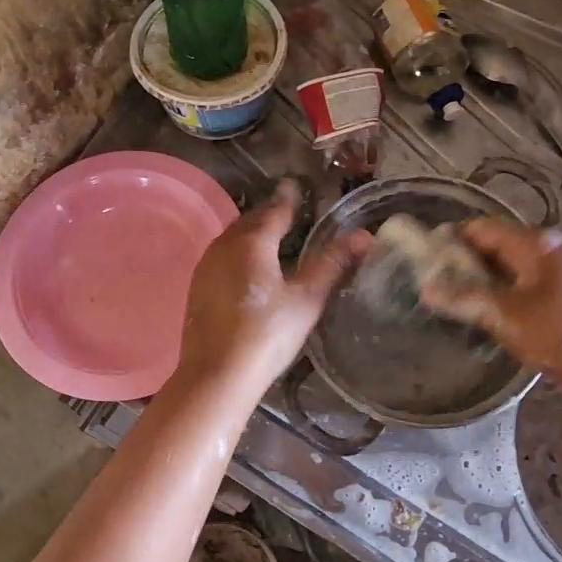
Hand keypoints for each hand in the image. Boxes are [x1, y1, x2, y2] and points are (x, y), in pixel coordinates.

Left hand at [174, 180, 370, 393]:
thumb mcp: (306, 300)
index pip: (275, 210)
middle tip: (287, 210)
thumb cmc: (266, 335)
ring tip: (270, 235)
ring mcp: (206, 266)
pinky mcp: (198, 287)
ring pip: (232, 237)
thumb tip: (363, 236)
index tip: (296, 186)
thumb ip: (332, 264)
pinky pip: (222, 256)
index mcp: (252, 242)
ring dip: (252, 232)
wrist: (216, 375)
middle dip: (269, 213)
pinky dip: (238, 251)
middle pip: (250, 220)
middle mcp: (224, 245)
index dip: (289, 199)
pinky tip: (248, 266)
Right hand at [421, 218, 561, 385]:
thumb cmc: (557, 334)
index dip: (451, 238)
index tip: (424, 256)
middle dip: (462, 259)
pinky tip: (480, 308)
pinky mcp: (559, 294)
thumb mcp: (503, 314)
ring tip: (449, 294)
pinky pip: (519, 282)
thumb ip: (464, 297)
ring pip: (506, 265)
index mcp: (534, 244)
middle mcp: (545, 249)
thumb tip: (426, 287)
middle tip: (431, 278)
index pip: (482, 227)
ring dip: (479, 277)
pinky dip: (497, 289)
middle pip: (494, 244)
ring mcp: (555, 272)